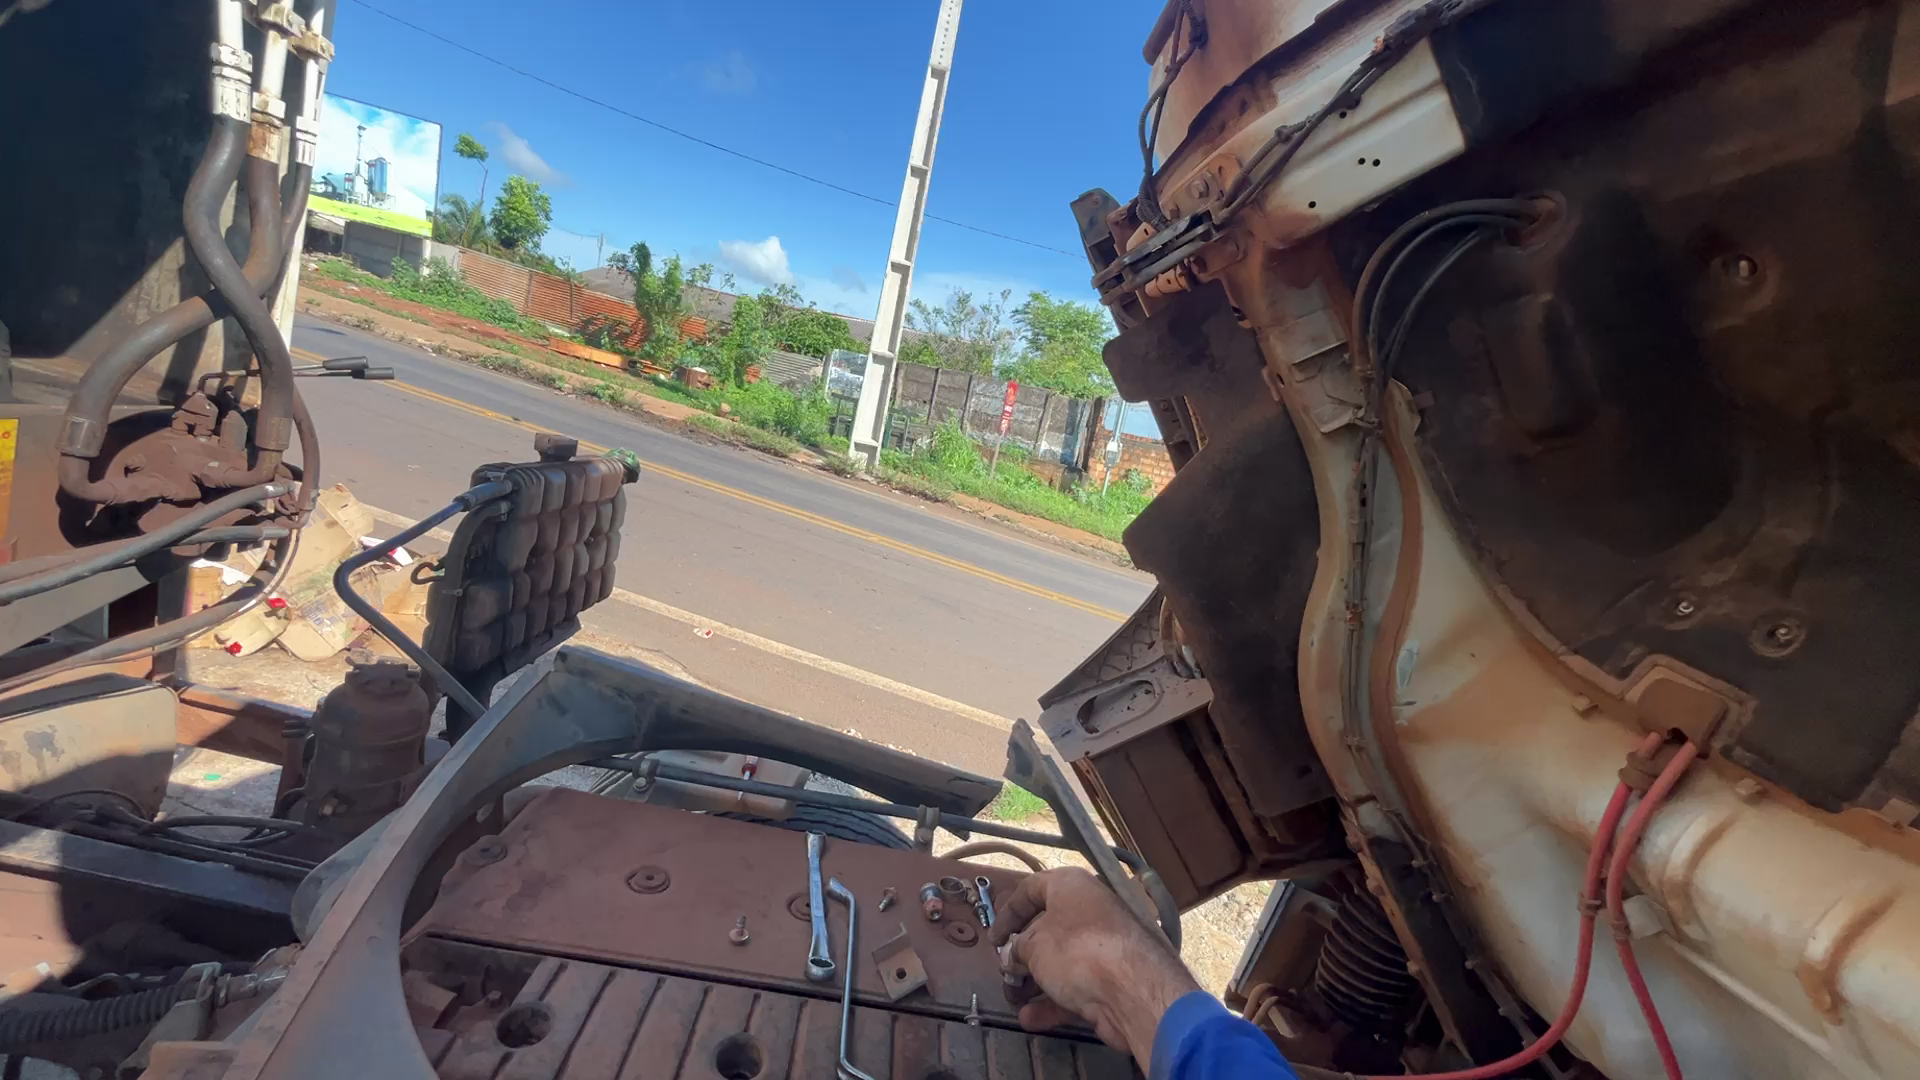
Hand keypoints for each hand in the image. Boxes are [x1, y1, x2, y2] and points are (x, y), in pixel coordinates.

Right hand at [989, 867, 1197, 1071]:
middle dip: (1022, 955)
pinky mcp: (1111, 979)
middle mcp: (1088, 909)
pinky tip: (1031, 1020)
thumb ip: (1017, 949)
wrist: (1132, 988)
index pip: (1031, 890)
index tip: (993, 939)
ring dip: (1034, 982)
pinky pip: (1075, 985)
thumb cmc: (1075, 949)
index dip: (1008, 914)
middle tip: (1005, 973)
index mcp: (1070, 886)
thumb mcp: (1033, 946)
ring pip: (1060, 960)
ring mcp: (1102, 945)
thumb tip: (1012, 955)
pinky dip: (1053, 1001)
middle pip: (1046, 928)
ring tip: (1013, 999)